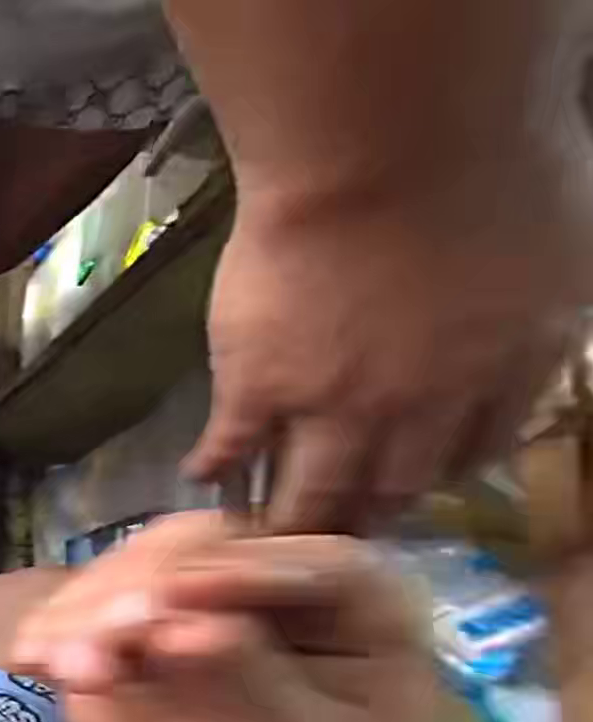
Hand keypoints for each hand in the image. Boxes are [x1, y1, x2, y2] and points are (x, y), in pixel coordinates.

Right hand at [12, 513, 442, 721]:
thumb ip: (243, 683)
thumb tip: (185, 627)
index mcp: (354, 612)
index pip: (314, 563)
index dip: (242, 572)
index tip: (169, 598)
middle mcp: (261, 582)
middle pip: (193, 548)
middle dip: (130, 590)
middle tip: (92, 645)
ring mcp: (177, 592)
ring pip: (119, 566)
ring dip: (74, 613)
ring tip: (51, 667)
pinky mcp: (112, 612)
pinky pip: (70, 601)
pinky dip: (43, 628)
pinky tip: (29, 661)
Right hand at [184, 165, 590, 531]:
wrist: (386, 161)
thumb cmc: (478, 179)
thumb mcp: (544, 258)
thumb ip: (512, 326)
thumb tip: (475, 361)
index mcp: (506, 369)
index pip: (469, 457)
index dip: (427, 484)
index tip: (397, 496)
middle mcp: (423, 406)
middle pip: (389, 490)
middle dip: (356, 520)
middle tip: (323, 537)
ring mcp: (333, 404)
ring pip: (312, 488)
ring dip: (285, 514)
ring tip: (259, 527)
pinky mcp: (255, 391)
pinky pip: (230, 447)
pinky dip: (213, 467)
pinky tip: (199, 475)